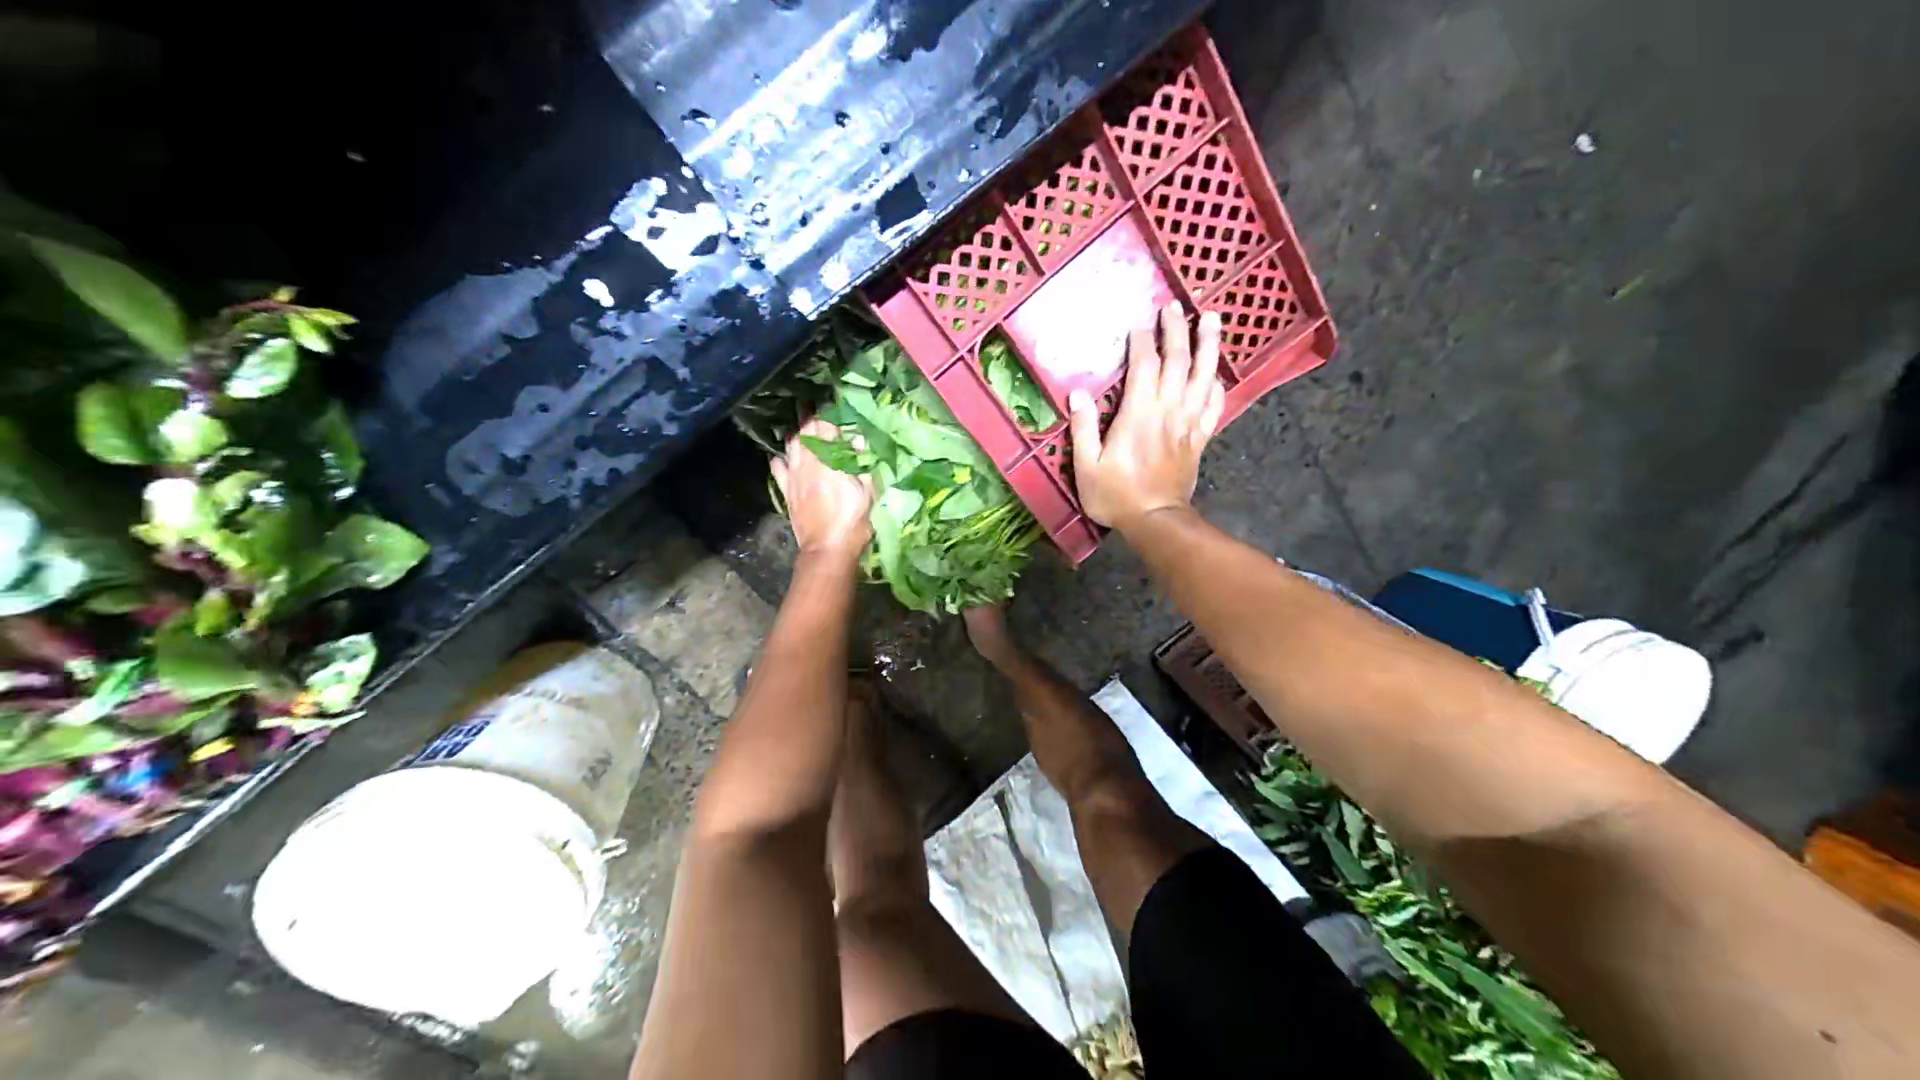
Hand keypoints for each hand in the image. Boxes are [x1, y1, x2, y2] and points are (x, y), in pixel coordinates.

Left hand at [772, 418, 873, 559]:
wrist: (828, 549)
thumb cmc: (853, 521)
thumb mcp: (868, 491)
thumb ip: (863, 464)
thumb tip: (858, 440)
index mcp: (829, 459)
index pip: (825, 426)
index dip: (830, 417)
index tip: (837, 413)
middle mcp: (807, 463)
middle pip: (804, 432)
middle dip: (810, 419)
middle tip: (817, 412)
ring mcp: (793, 476)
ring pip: (790, 446)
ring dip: (796, 435)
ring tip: (803, 430)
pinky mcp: (786, 490)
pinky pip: (777, 467)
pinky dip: (781, 458)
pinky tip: (785, 457)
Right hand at [1068, 302, 1224, 529]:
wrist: (1156, 521)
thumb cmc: (1116, 495)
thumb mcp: (1086, 466)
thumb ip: (1083, 428)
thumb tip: (1078, 393)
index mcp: (1139, 414)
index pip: (1145, 366)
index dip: (1143, 340)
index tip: (1140, 319)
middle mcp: (1168, 411)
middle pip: (1178, 361)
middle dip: (1177, 330)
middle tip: (1175, 305)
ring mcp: (1188, 424)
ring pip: (1204, 376)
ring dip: (1208, 346)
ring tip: (1212, 319)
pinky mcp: (1199, 438)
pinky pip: (1214, 406)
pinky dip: (1217, 386)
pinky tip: (1217, 374)